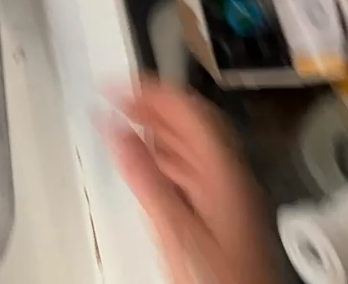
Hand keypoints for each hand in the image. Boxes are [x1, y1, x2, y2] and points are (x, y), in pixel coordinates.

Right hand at [103, 79, 274, 283]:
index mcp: (224, 172)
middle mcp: (230, 176)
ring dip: (158, 126)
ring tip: (125, 118)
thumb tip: (117, 132)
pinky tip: (146, 160)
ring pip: (191, 144)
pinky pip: (191, 167)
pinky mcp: (221, 214)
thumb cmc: (221, 280)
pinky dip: (164, 152)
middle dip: (154, 102)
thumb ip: (146, 179)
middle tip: (118, 95)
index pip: (190, 110)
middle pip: (192, 122)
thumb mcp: (177, 230)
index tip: (120, 83)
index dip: (154, 90)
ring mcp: (228, 195)